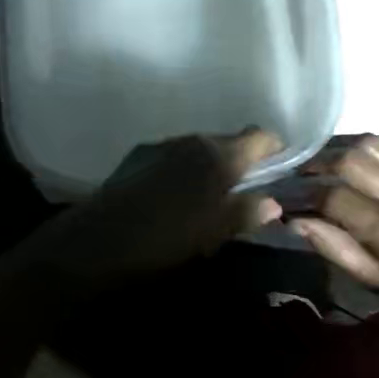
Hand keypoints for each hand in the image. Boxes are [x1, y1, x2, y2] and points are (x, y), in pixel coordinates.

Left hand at [22, 129, 284, 289]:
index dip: (273, 150)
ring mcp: (162, 144)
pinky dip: (185, 168)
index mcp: (217, 156)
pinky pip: (175, 155)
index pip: (258, 137)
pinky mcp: (138, 155)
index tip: (280, 169)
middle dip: (241, 159)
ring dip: (210, 164)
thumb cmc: (164, 240)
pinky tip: (178, 194)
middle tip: (247, 189)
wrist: (98, 239)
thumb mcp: (212, 234)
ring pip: (199, 147)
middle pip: (227, 140)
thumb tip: (272, 202)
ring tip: (212, 194)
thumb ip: (244, 213)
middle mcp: (191, 140)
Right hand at [284, 135, 378, 309]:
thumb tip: (292, 219)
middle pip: (350, 161)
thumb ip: (329, 245)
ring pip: (367, 144)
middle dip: (316, 164)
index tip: (285, 198)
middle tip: (299, 173)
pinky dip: (360, 143)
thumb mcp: (366, 275)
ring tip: (321, 161)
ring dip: (337, 148)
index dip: (304, 195)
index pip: (334, 198)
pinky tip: (348, 155)